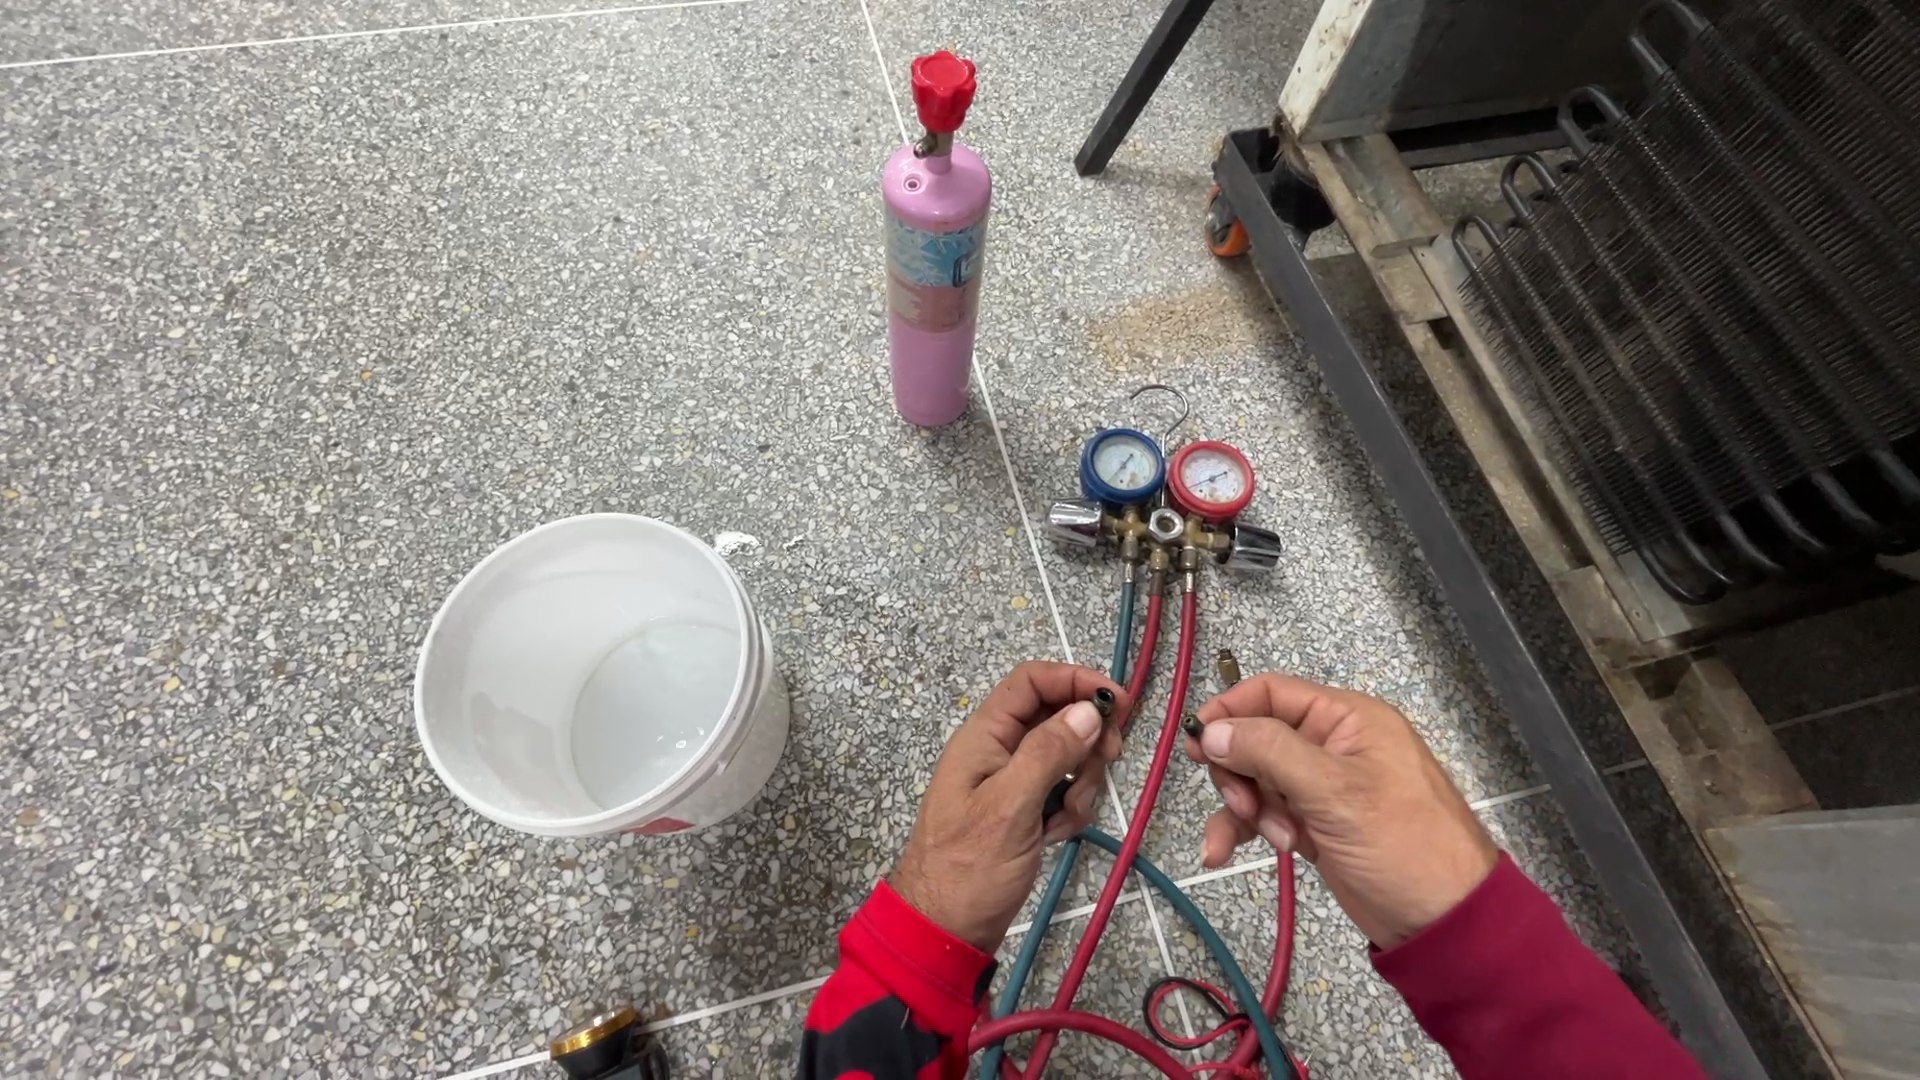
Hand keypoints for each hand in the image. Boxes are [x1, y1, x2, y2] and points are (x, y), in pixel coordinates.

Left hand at [890, 662, 1126, 952]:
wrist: (945, 930)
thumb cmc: (968, 868)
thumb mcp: (1009, 808)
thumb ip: (1047, 754)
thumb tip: (1089, 710)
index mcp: (985, 734)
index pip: (1032, 681)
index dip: (1075, 679)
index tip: (1119, 702)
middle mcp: (999, 747)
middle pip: (1057, 714)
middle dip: (1086, 738)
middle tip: (1106, 764)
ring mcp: (1013, 778)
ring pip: (1066, 753)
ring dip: (1080, 780)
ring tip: (1063, 818)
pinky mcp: (1025, 807)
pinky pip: (1062, 788)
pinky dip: (1070, 807)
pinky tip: (1056, 834)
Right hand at [1186, 674, 1497, 948]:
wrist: (1448, 928)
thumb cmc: (1403, 844)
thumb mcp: (1334, 792)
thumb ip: (1268, 752)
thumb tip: (1210, 731)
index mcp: (1345, 718)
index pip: (1270, 692)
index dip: (1229, 710)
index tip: (1198, 740)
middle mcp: (1328, 744)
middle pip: (1254, 736)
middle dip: (1239, 771)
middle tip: (1243, 804)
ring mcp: (1318, 784)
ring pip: (1253, 777)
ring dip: (1245, 807)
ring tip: (1273, 839)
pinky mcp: (1310, 820)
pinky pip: (1261, 812)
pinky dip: (1240, 829)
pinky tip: (1219, 853)